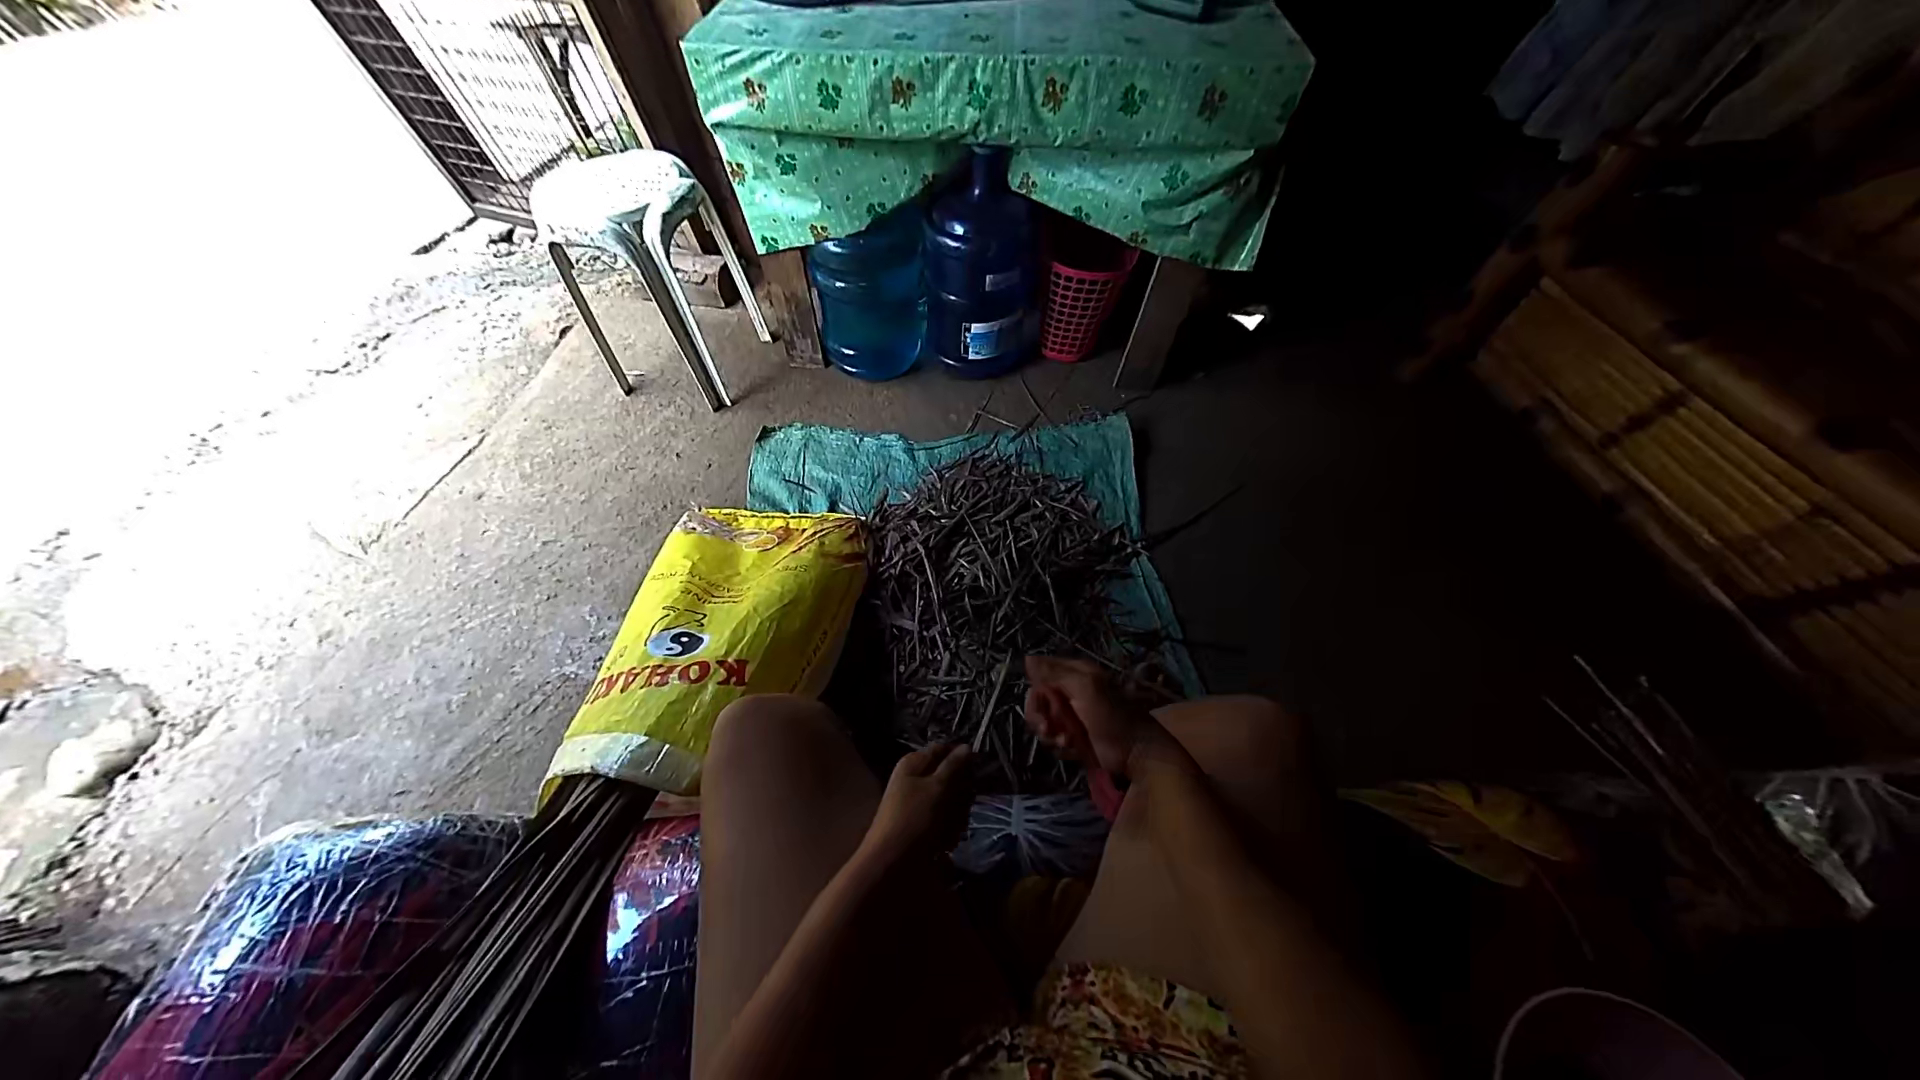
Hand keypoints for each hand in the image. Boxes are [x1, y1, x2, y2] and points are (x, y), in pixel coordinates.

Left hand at [860, 743, 973, 865]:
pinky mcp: (924, 825)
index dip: (961, 760)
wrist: (890, 865)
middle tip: (958, 807)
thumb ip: (954, 766)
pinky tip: (944, 843)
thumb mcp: (937, 788)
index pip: (945, 750)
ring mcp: (920, 804)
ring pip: (952, 801)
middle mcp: (916, 780)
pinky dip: (949, 831)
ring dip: (957, 816)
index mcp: (914, 763)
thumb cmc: (913, 820)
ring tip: (949, 830)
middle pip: (952, 778)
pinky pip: (946, 821)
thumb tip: (967, 746)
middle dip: (961, 794)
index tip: (975, 774)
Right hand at [1023, 655, 1175, 778]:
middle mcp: (1070, 692)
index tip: (1038, 700)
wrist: (1135, 753)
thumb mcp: (1085, 688)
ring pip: (1043, 722)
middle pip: (1038, 700)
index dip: (1036, 687)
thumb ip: (1055, 674)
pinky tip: (1072, 749)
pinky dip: (1059, 746)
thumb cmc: (1113, 716)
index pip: (1042, 672)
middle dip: (1039, 716)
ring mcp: (1071, 716)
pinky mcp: (1073, 738)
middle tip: (1047, 728)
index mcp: (1075, 674)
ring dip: (1050, 734)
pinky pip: (1053, 739)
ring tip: (1066, 741)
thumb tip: (1027, 658)